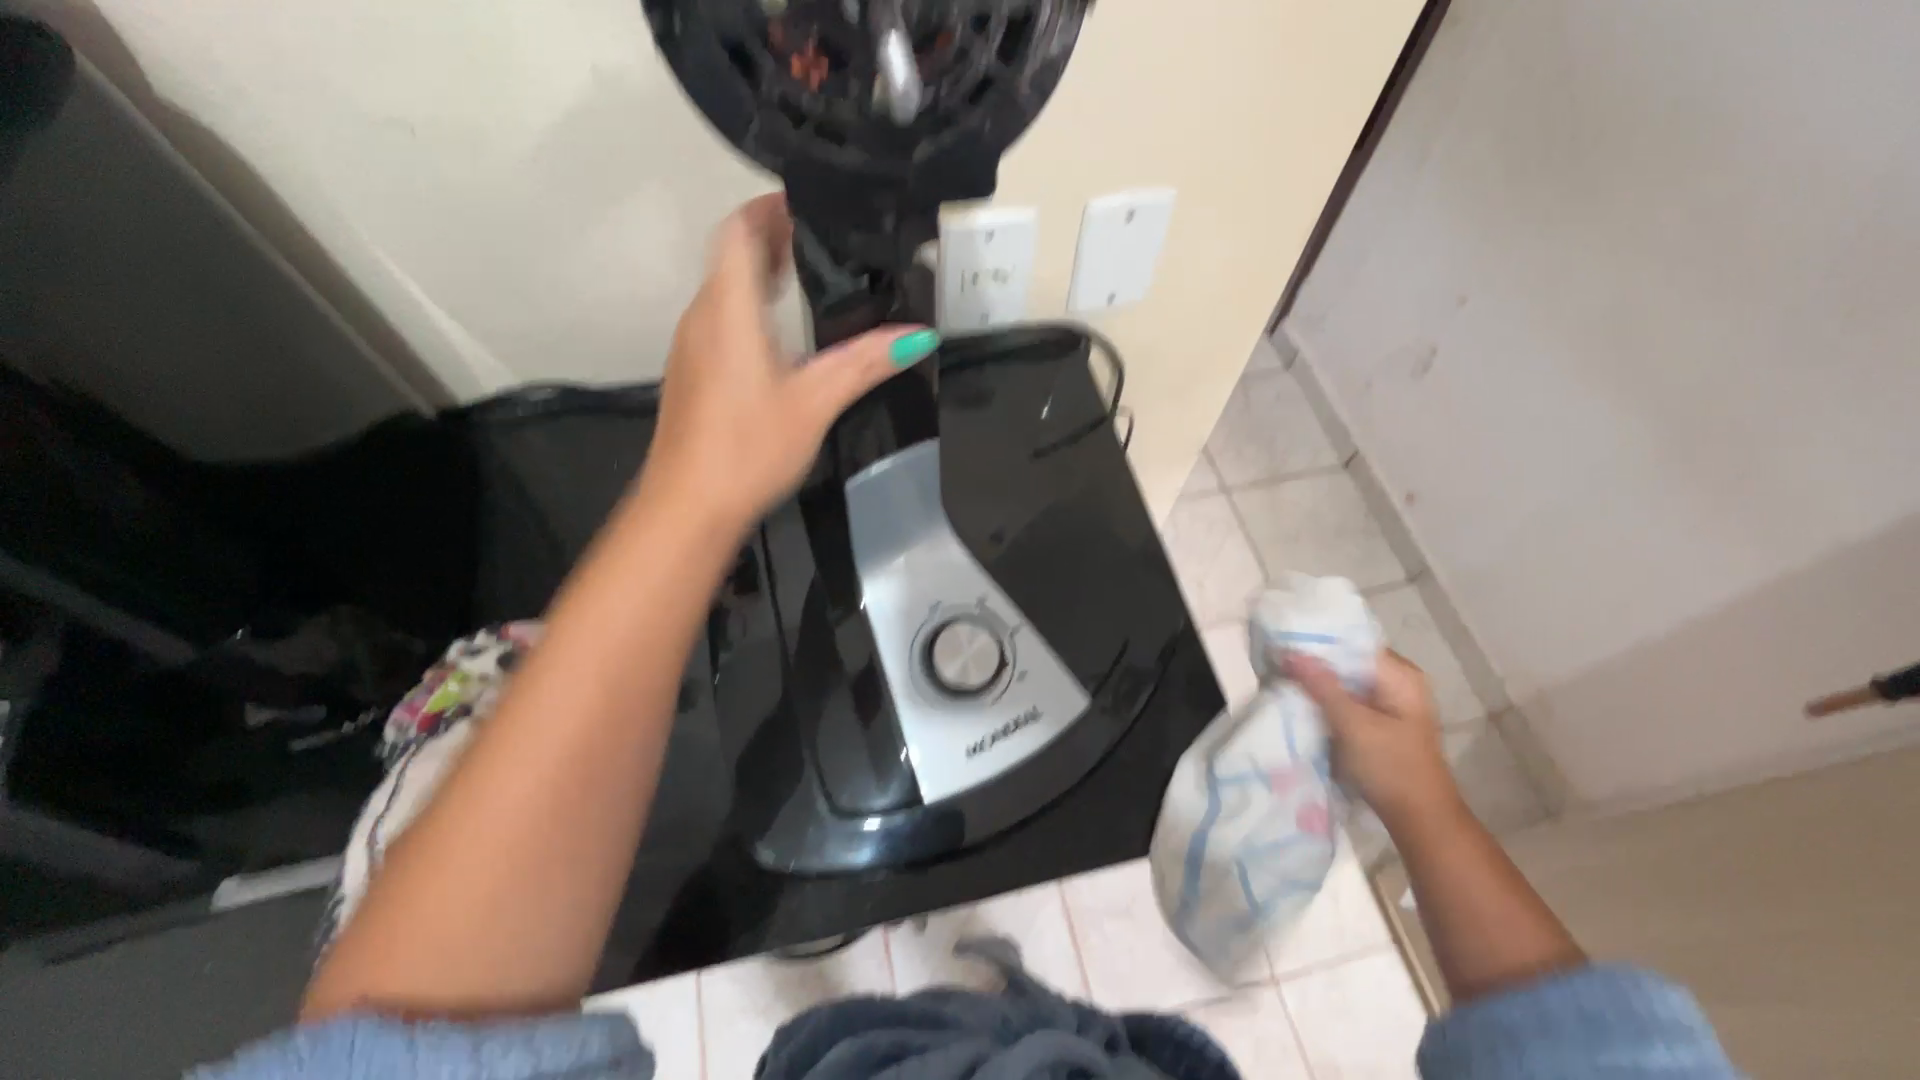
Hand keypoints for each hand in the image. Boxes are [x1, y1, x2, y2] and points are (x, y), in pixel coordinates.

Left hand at [641, 193, 939, 529]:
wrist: (687, 507)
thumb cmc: (747, 447)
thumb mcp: (815, 402)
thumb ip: (864, 363)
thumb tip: (920, 334)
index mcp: (728, 308)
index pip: (740, 231)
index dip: (770, 208)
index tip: (809, 201)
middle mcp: (701, 316)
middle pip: (731, 255)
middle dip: (771, 238)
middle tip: (822, 237)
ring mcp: (690, 346)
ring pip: (723, 288)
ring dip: (759, 273)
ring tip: (808, 275)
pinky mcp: (690, 374)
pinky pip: (718, 318)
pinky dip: (748, 306)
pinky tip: (780, 333)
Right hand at [1284, 650, 1463, 829]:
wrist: (1419, 818)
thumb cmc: (1390, 767)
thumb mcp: (1352, 724)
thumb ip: (1321, 685)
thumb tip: (1289, 651)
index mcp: (1400, 675)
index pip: (1352, 642)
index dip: (1317, 641)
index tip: (1280, 643)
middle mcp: (1398, 682)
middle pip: (1347, 661)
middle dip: (1313, 663)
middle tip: (1275, 663)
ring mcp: (1390, 703)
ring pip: (1345, 682)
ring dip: (1317, 684)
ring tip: (1282, 680)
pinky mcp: (1380, 722)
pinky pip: (1348, 700)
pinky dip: (1327, 701)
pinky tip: (1301, 704)